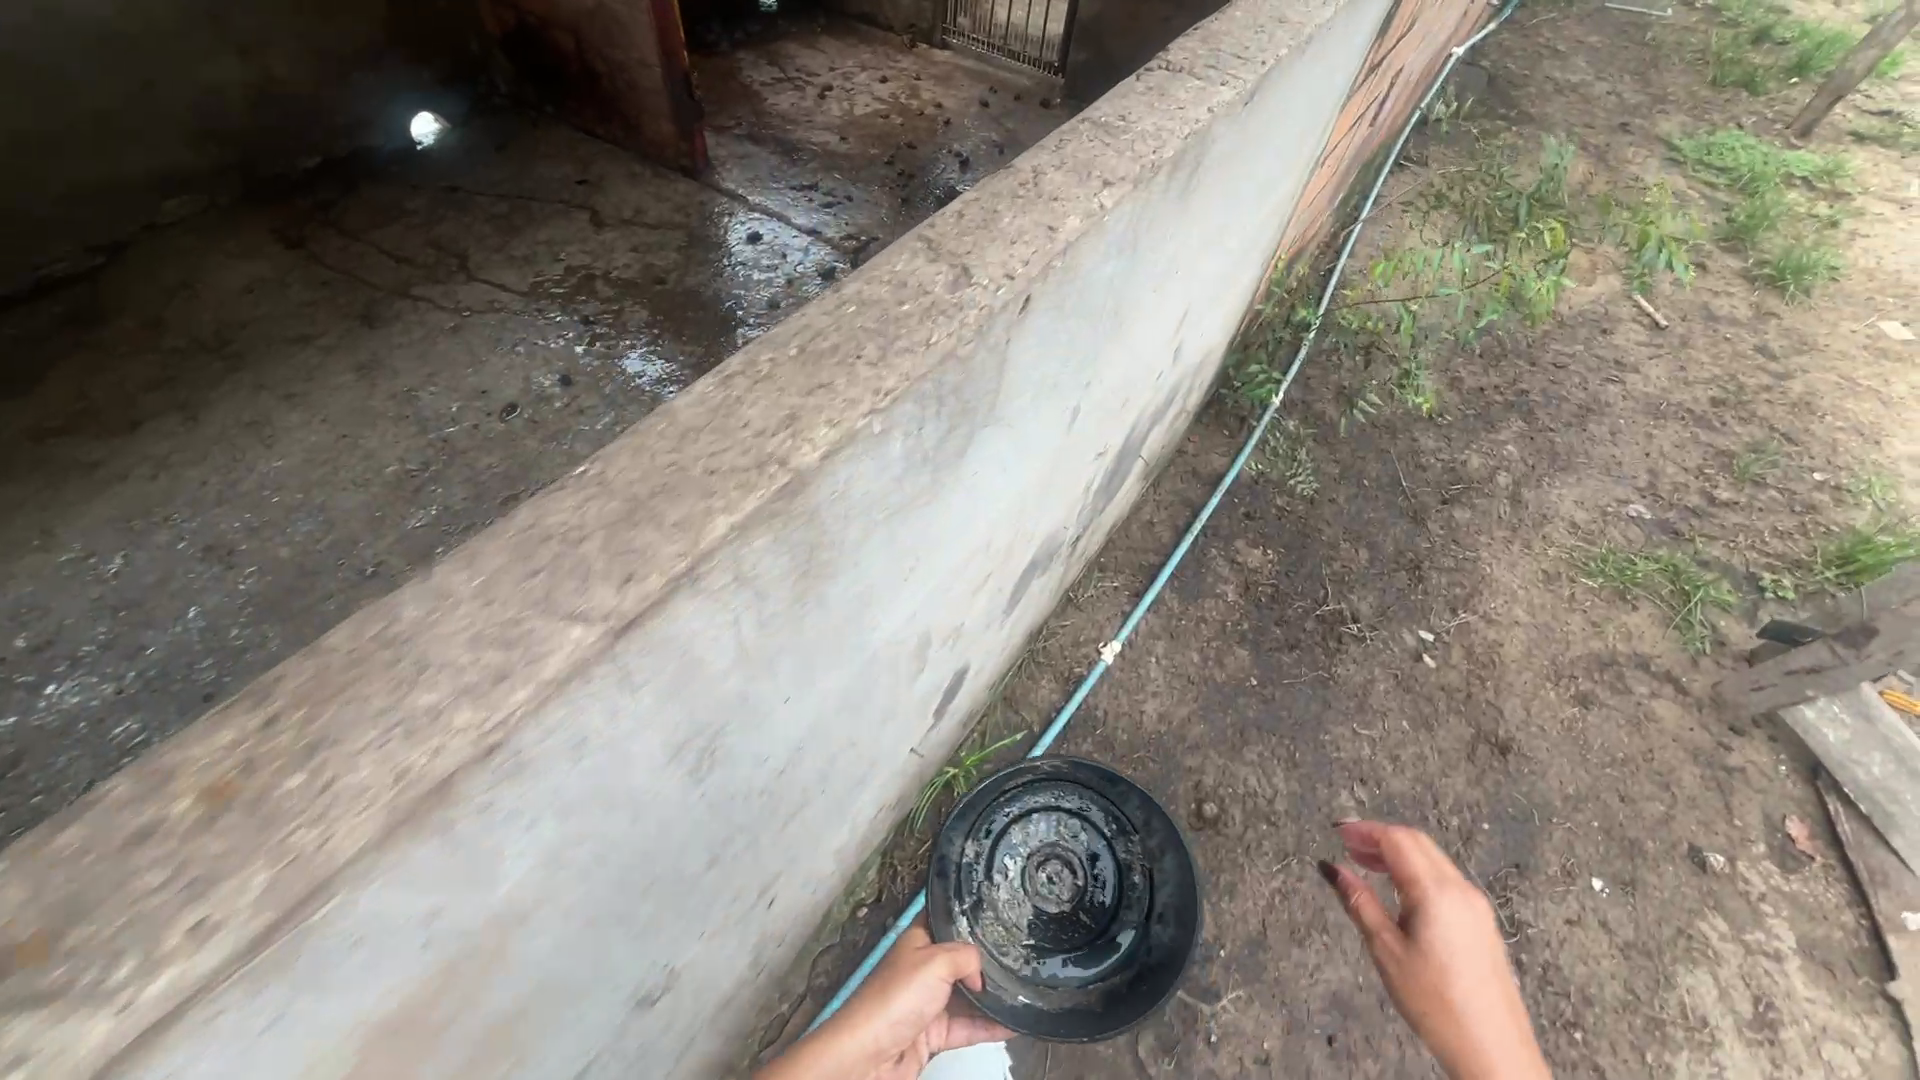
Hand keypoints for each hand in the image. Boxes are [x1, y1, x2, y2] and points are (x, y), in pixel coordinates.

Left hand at [758, 922, 1012, 1079]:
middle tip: (1020, 955)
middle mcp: (924, 968)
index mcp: (919, 940)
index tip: (999, 912)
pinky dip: (989, 1026)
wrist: (870, 1054)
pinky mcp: (934, 1033)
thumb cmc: (895, 998)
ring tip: (1024, 989)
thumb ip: (966, 956)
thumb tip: (981, 972)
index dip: (970, 916)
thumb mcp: (935, 961)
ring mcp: (929, 1002)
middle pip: (962, 959)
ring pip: (968, 995)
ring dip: (992, 995)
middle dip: (987, 960)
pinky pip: (968, 1027)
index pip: (948, 920)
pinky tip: (1013, 1023)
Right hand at [1318, 821, 1550, 1079]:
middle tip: (1347, 845)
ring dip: (1398, 854)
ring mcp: (1476, 907)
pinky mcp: (1482, 924)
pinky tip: (1397, 892)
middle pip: (1418, 843)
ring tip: (1365, 864)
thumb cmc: (1435, 1002)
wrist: (1495, 1051)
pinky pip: (1445, 880)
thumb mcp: (1386, 950)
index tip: (1337, 831)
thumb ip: (1359, 902)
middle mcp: (1461, 891)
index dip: (1365, 830)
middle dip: (1380, 837)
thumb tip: (1332, 869)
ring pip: (1433, 860)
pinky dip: (1416, 872)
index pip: (1398, 840)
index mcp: (1436, 893)